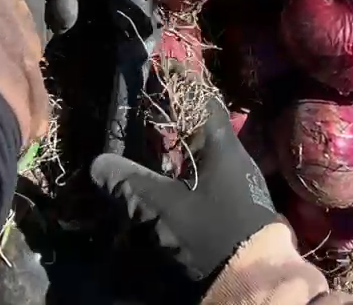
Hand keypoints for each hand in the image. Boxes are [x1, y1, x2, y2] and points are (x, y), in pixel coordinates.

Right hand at [90, 99, 277, 283]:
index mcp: (221, 143)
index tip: (159, 70)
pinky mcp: (240, 201)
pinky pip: (211, 169)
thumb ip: (130, 183)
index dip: (180, 81)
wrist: (255, 281)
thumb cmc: (211, 231)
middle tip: (148, 108)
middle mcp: (234, 153)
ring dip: (183, 142)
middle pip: (203, 120)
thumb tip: (97, 163)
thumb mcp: (164, 207)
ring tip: (155, 142)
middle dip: (176, 114)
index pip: (201, 96)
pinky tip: (173, 177)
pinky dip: (190, 165)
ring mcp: (240, 178)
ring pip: (206, 147)